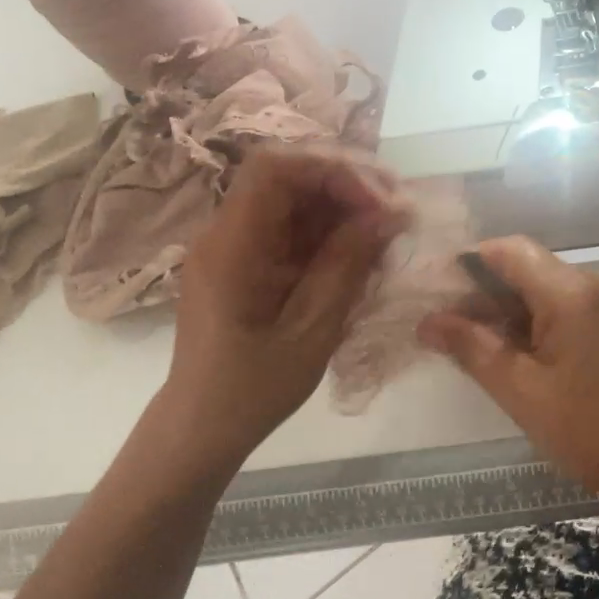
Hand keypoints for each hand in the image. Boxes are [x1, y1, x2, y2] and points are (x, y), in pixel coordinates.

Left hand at [165, 148, 404, 462]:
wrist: (202, 429)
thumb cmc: (252, 387)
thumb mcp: (312, 328)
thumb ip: (348, 264)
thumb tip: (391, 213)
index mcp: (231, 246)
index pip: (275, 169)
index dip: (332, 169)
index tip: (377, 201)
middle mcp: (227, 234)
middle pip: (290, 178)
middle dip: (348, 186)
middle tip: (396, 213)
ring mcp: (237, 247)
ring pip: (297, 200)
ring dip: (346, 209)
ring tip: (387, 237)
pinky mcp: (250, 262)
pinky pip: (295, 227)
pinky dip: (333, 233)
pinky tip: (364, 256)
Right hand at [417, 237, 598, 505]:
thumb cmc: (589, 429)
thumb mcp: (521, 391)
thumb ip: (473, 348)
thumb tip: (428, 320)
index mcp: (573, 292)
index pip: (510, 250)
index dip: (467, 262)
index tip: (430, 289)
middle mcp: (596, 281)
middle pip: (527, 268)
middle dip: (482, 292)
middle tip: (439, 326)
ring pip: (545, 287)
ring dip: (507, 309)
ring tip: (465, 343)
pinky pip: (566, 304)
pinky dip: (534, 320)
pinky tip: (508, 350)